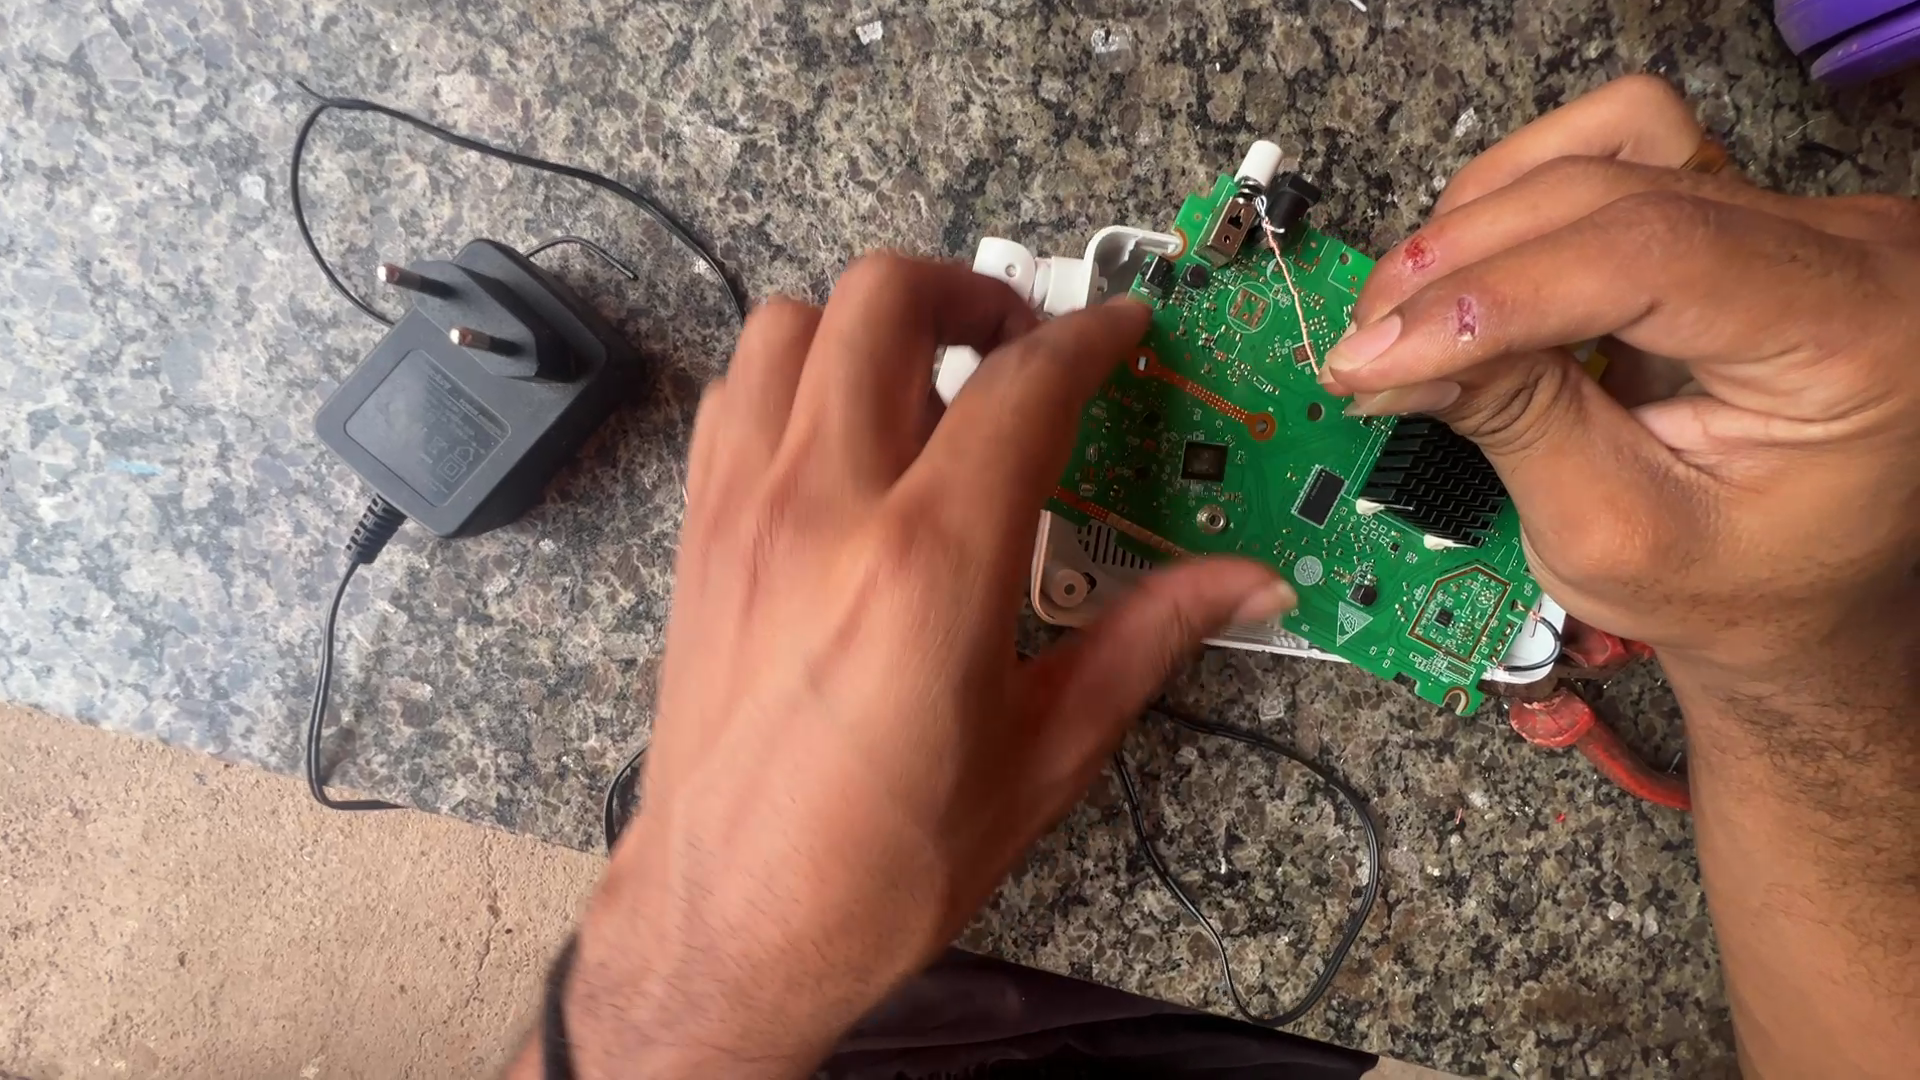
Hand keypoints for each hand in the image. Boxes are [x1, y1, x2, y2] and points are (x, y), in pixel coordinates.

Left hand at [551, 256, 1293, 1077]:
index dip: (1086, 338)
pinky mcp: (699, 530)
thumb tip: (1247, 583)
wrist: (729, 921)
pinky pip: (737, 393)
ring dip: (870, 324)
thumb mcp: (1045, 754)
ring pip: (793, 324)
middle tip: (1017, 344)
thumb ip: (1147, 637)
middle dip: (969, 291)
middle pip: (885, 300)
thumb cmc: (891, 859)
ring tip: (924, 383)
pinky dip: (797, 375)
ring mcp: (743, 507)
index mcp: (931, 562)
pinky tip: (840, 436)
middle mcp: (825, 505)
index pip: (1023, 387)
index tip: (1117, 331)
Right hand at [1323, 74, 1919, 686]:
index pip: (1643, 258)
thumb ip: (1511, 427)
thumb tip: (1389, 365)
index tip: (1366, 361)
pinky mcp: (1717, 217)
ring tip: (1398, 316)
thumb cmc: (1726, 581)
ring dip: (1465, 229)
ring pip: (1591, 150)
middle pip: (1600, 188)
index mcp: (1851, 335)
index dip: (1481, 303)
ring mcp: (1778, 215)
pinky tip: (1462, 267)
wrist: (1793, 583)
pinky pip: (1606, 148)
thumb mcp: (1606, 531)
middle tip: (1361, 351)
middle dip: (1448, 270)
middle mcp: (1834, 240)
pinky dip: (1507, 199)